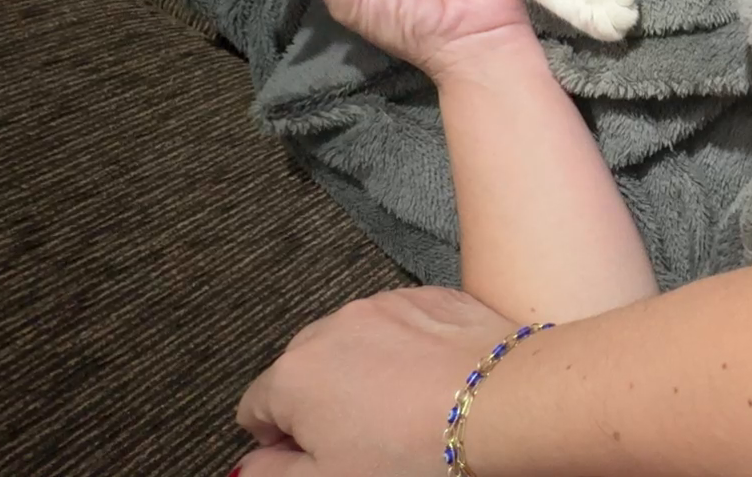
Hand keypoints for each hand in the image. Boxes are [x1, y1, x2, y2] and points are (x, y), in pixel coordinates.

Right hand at [235, 287, 517, 476]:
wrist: (501, 401)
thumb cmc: (414, 450)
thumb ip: (270, 476)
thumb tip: (249, 466)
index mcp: (296, 371)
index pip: (258, 407)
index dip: (281, 439)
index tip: (312, 454)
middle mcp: (340, 322)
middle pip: (307, 366)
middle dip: (321, 398)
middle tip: (360, 433)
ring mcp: (392, 300)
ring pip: (358, 340)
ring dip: (365, 367)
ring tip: (402, 405)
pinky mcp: (436, 293)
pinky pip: (404, 321)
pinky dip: (408, 344)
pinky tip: (430, 375)